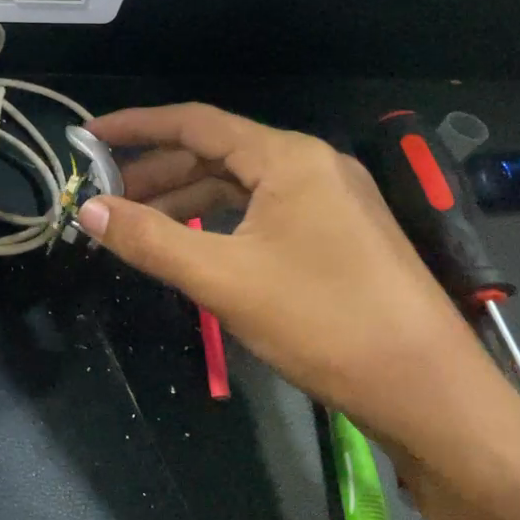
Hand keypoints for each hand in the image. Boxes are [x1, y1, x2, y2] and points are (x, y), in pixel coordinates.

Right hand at [76, 103, 503, 459]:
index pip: (196, 123)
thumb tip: (87, 210)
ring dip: (182, 199)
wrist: (432, 396)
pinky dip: (216, 221)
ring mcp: (329, 201)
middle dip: (155, 171)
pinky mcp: (337, 235)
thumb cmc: (324, 322)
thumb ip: (148, 239)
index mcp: (289, 158)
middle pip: (215, 152)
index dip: (136, 126)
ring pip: (237, 185)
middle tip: (103, 194)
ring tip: (133, 222)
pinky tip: (187, 244)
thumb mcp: (223, 278)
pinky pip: (260, 210)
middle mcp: (311, 166)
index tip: (89, 136)